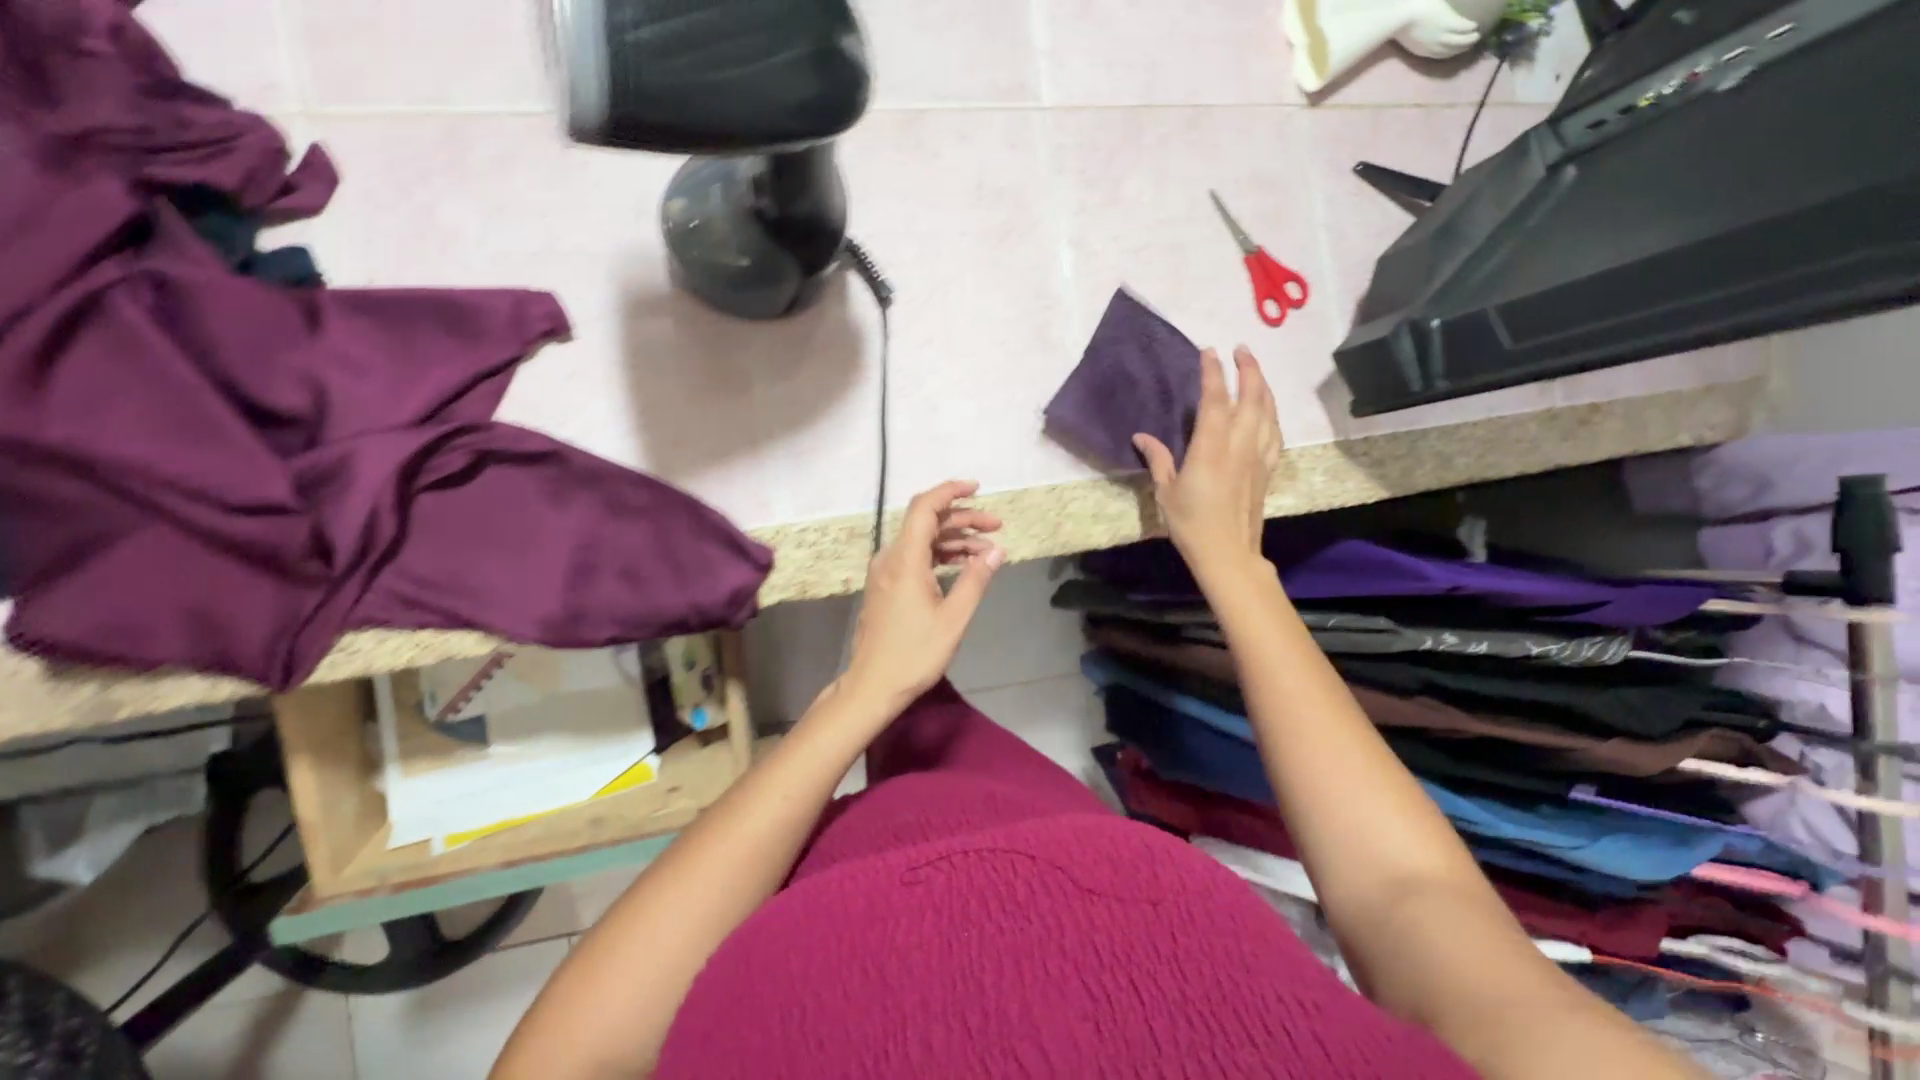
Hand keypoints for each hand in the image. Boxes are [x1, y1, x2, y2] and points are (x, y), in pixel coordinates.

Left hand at [837, 480, 1004, 713]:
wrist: (873, 684)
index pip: (925, 508)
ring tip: (986, 549)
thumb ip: (976, 579)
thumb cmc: (915, 654)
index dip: (950, 491)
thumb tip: (996, 550)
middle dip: (962, 519)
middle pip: (926, 522)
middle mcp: (890, 558)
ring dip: (953, 539)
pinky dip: (939, 555)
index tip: (977, 488)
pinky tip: (962, 565)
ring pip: (921, 541)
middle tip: (996, 526)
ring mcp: (884, 573)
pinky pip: (913, 558)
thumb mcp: (954, 618)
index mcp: (905, 560)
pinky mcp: (885, 587)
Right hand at [1133, 346, 1281, 585]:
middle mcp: (1239, 446)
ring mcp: (1257, 457)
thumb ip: (1158, 460)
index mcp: (1211, 448)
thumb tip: (1141, 437)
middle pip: (1252, 397)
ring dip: (1263, 386)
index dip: (1213, 373)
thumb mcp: (1166, 492)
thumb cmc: (1191, 524)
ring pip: (1268, 412)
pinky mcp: (1267, 470)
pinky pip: (1274, 434)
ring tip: (1255, 371)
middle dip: (1248, 369)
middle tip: (1241, 350)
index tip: (1209, 352)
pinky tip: (1268, 410)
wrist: (1228, 554)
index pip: (1215, 400)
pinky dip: (1272, 414)